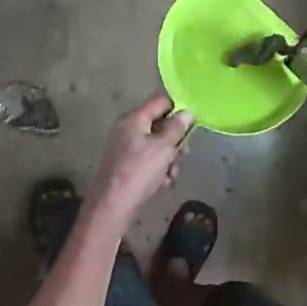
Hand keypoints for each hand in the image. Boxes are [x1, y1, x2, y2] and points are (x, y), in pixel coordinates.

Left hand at [89, 94, 192, 219]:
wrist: (113, 204)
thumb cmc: (140, 171)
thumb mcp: (163, 147)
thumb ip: (177, 128)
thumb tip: (187, 112)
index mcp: (135, 118)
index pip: (161, 101)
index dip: (179, 109)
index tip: (193, 124)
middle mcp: (127, 128)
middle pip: (160, 125)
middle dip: (175, 140)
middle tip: (183, 153)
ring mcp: (125, 147)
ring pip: (156, 145)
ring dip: (169, 158)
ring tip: (171, 174)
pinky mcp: (125, 164)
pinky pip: (148, 159)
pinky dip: (158, 168)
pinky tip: (162, 182)